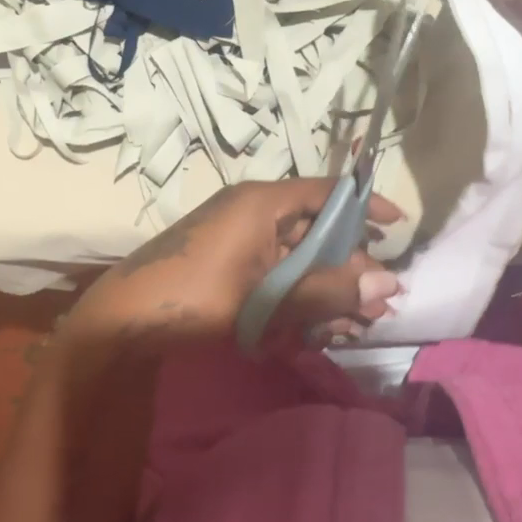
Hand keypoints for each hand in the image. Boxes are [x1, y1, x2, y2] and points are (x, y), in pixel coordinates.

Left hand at [62, 179, 403, 352]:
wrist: (123, 321)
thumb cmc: (195, 297)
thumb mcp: (266, 297)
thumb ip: (326, 290)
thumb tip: (389, 283)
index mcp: (260, 203)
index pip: (324, 191)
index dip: (363, 206)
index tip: (398, 225)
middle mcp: (252, 213)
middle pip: (314, 231)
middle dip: (348, 269)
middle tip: (377, 307)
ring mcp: (237, 240)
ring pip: (297, 259)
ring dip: (324, 291)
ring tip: (350, 327)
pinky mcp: (227, 266)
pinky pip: (273, 274)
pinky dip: (294, 299)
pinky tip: (310, 330)